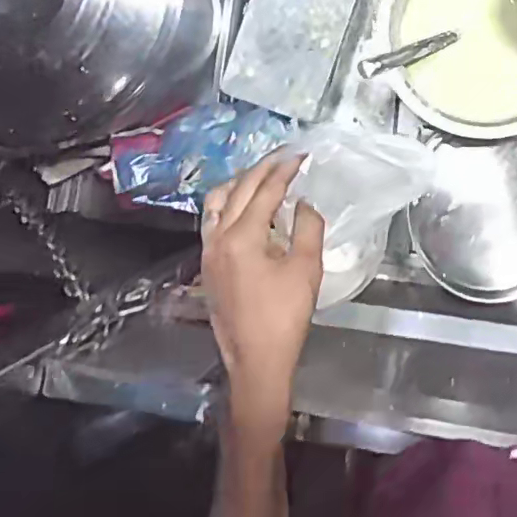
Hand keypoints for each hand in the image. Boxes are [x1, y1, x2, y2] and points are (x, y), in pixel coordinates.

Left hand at [199, 154, 323, 444]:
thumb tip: (305, 202)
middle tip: (284, 157)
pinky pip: (213, 221)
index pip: (265, 192)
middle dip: (261, 170)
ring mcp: (208, 253)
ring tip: (263, 175)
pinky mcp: (208, 266)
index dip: (285, 171)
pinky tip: (247, 208)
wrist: (257, 360)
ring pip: (216, 203)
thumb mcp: (307, 268)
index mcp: (242, 238)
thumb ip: (308, 228)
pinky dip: (229, 204)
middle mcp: (218, 239)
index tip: (301, 156)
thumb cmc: (285, 315)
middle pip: (237, 191)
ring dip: (240, 184)